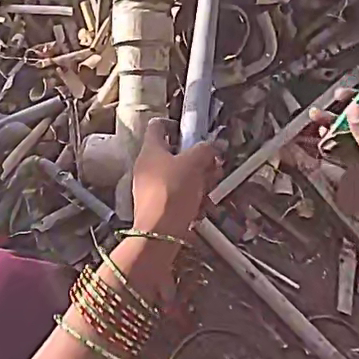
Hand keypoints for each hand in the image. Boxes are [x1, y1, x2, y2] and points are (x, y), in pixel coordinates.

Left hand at [129, 118, 221, 237]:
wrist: (160, 233)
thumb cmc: (173, 191)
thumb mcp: (193, 164)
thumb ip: (205, 150)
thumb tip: (212, 146)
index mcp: (150, 149)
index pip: (157, 126)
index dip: (175, 124)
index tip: (192, 132)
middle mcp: (145, 165)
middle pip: (173, 153)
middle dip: (196, 159)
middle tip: (212, 165)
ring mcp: (149, 187)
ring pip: (178, 175)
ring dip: (197, 179)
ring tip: (210, 187)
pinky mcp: (156, 206)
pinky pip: (176, 195)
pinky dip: (190, 197)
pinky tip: (201, 206)